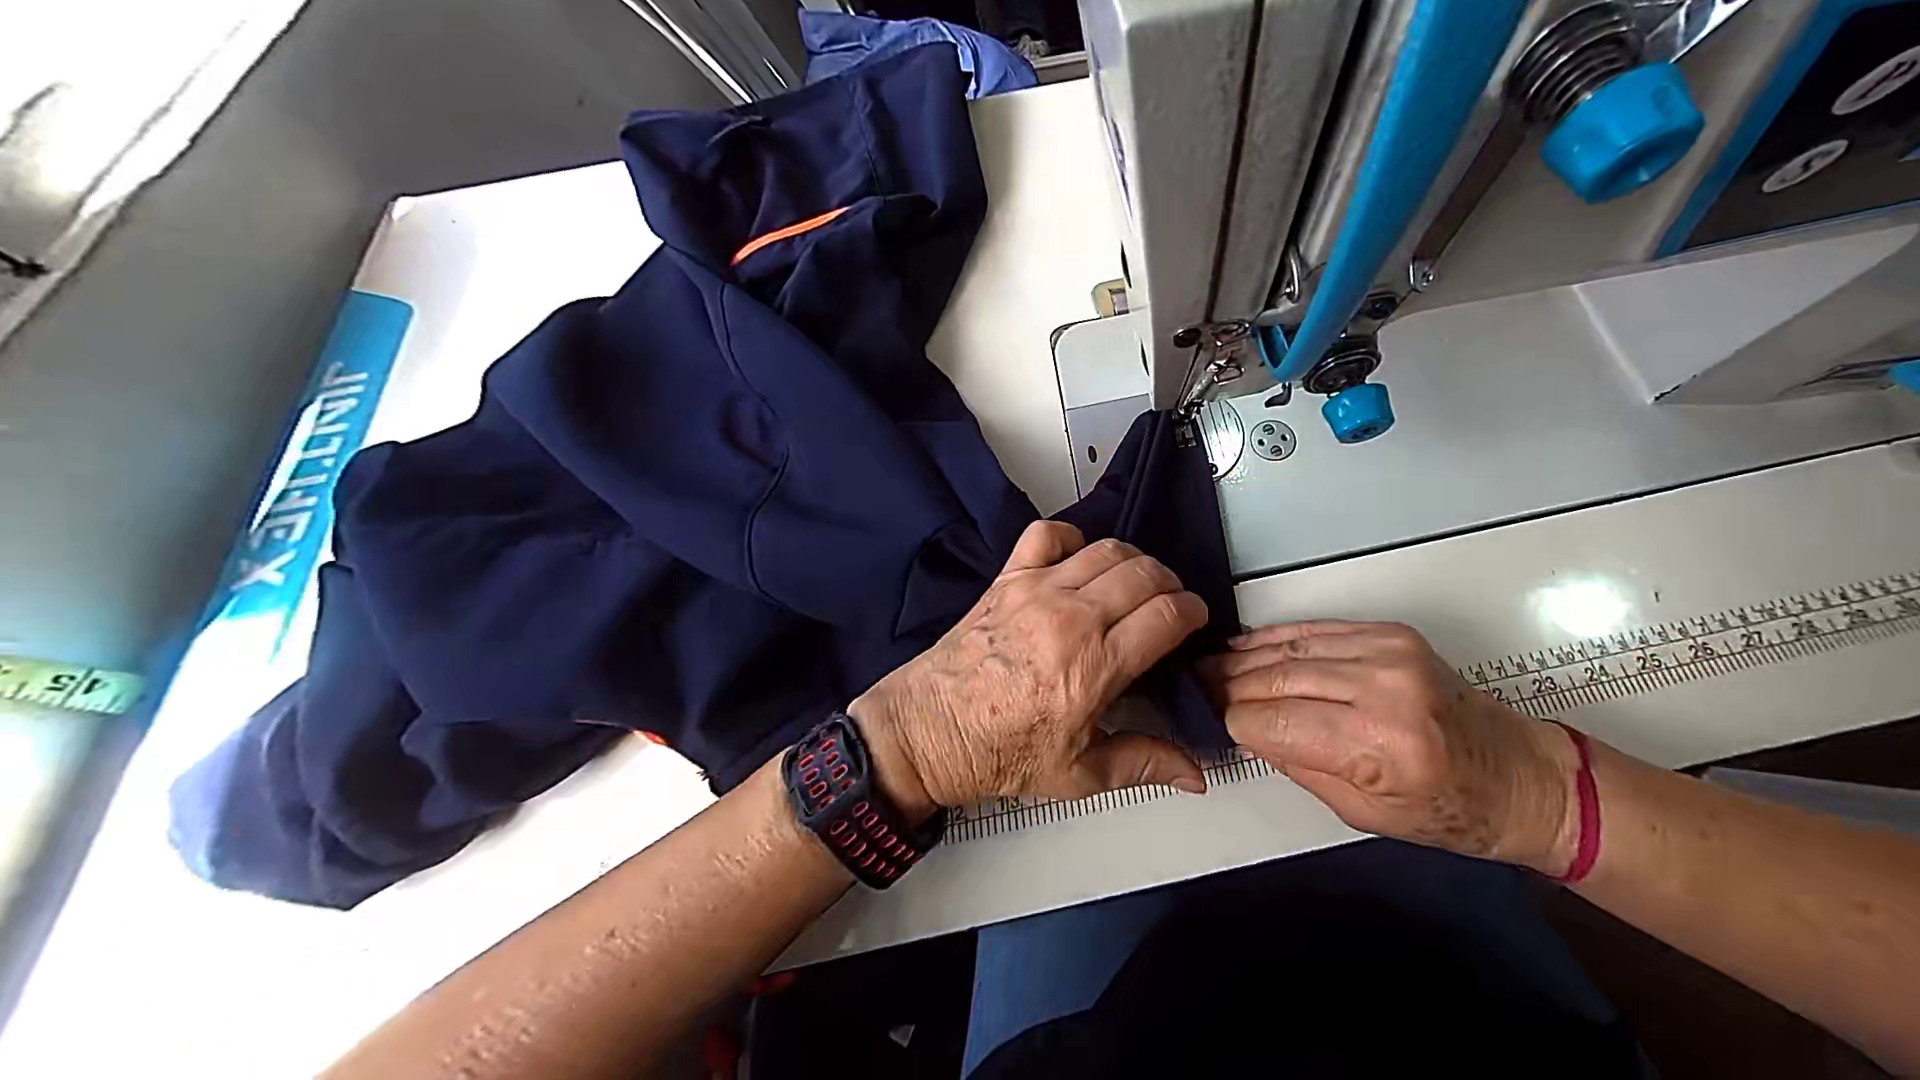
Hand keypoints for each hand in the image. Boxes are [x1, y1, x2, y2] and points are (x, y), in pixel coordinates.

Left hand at [852, 521, 1210, 815]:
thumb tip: (1191, 773)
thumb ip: (1142, 764)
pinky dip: (1069, 537)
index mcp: (1094, 666)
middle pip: (1145, 574)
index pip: (1168, 614)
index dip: (1192, 612)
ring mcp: (1035, 592)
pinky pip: (1045, 536)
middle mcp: (1068, 619)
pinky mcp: (1006, 581)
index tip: (1192, 621)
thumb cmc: (993, 751)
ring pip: (1106, 550)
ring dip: (1132, 561)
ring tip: (1132, 584)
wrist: (927, 730)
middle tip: (1166, 605)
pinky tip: (1076, 559)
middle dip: (1168, 585)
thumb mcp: (1077, 775)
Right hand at [1200, 621, 1578, 872]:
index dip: (1232, 721)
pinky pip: (1313, 630)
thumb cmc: (1448, 810)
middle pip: (1273, 679)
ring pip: (1287, 649)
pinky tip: (1246, 646)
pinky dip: (1274, 638)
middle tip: (1198, 689)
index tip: (1212, 721)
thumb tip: (1245, 726)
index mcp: (1380, 747)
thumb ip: (1295, 762)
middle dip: (1228, 686)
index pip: (1269, 721)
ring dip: (1243, 658)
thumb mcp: (1359, 811)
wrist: (1519, 775)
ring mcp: (1388, 654)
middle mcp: (1384, 690)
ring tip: (1211, 667)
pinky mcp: (1389, 634)